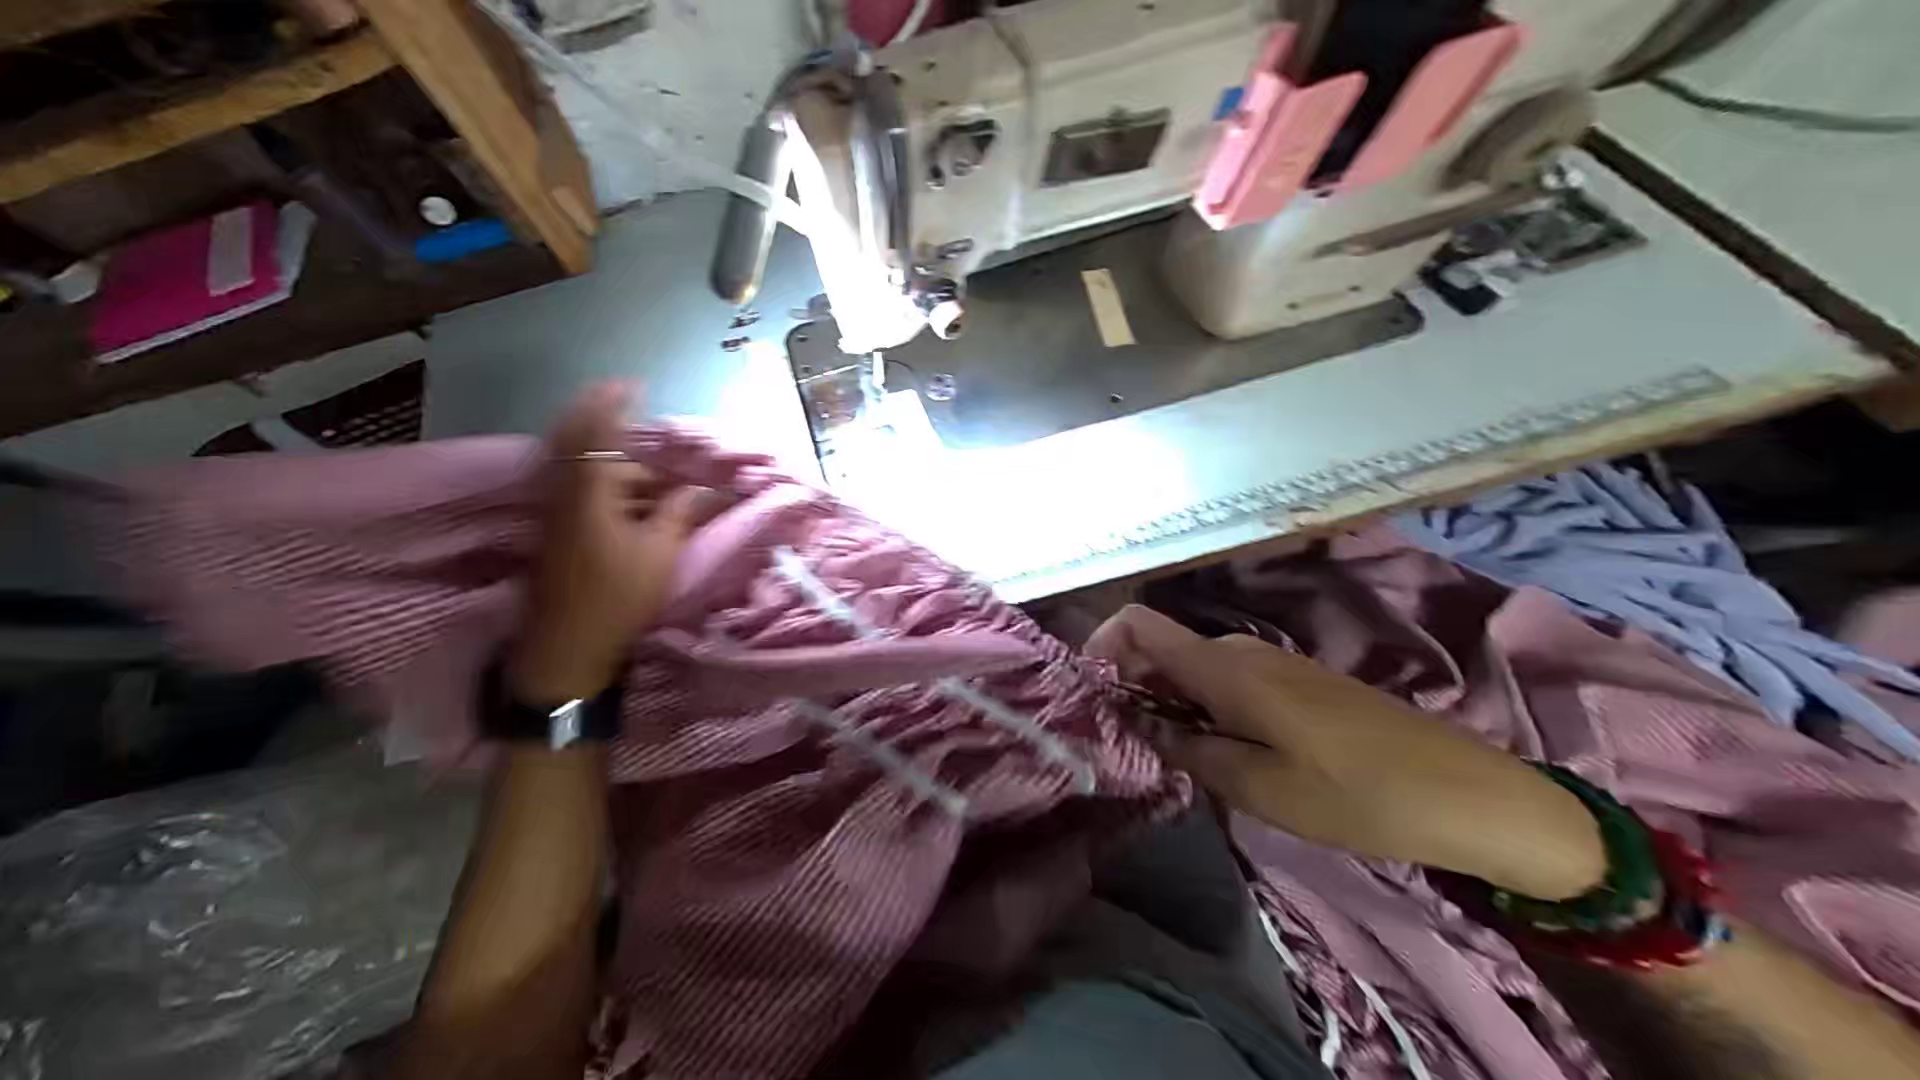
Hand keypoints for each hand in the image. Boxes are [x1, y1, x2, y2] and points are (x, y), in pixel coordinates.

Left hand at [507, 383, 711, 702]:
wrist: (567, 646)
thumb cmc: (618, 596)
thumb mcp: (660, 552)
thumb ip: (679, 511)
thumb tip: (703, 488)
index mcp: (589, 492)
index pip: (596, 432)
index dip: (613, 404)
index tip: (632, 384)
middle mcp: (563, 493)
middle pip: (573, 441)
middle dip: (599, 418)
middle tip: (626, 405)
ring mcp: (553, 513)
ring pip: (572, 465)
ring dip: (603, 451)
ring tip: (640, 455)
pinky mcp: (554, 532)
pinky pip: (571, 486)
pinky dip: (595, 475)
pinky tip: (622, 486)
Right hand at [1087, 605, 1606, 899]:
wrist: (1471, 795)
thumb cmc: (1357, 793)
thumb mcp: (1258, 788)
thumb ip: (1187, 751)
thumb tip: (1136, 725)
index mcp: (1224, 668)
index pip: (1138, 624)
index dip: (1102, 647)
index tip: (1092, 697)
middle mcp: (1240, 651)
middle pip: (1160, 649)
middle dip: (1132, 687)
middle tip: (1128, 745)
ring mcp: (1272, 664)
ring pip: (1192, 669)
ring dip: (1168, 704)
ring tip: (1170, 758)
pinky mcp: (1296, 683)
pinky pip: (1226, 682)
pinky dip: (1202, 709)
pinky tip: (1218, 753)